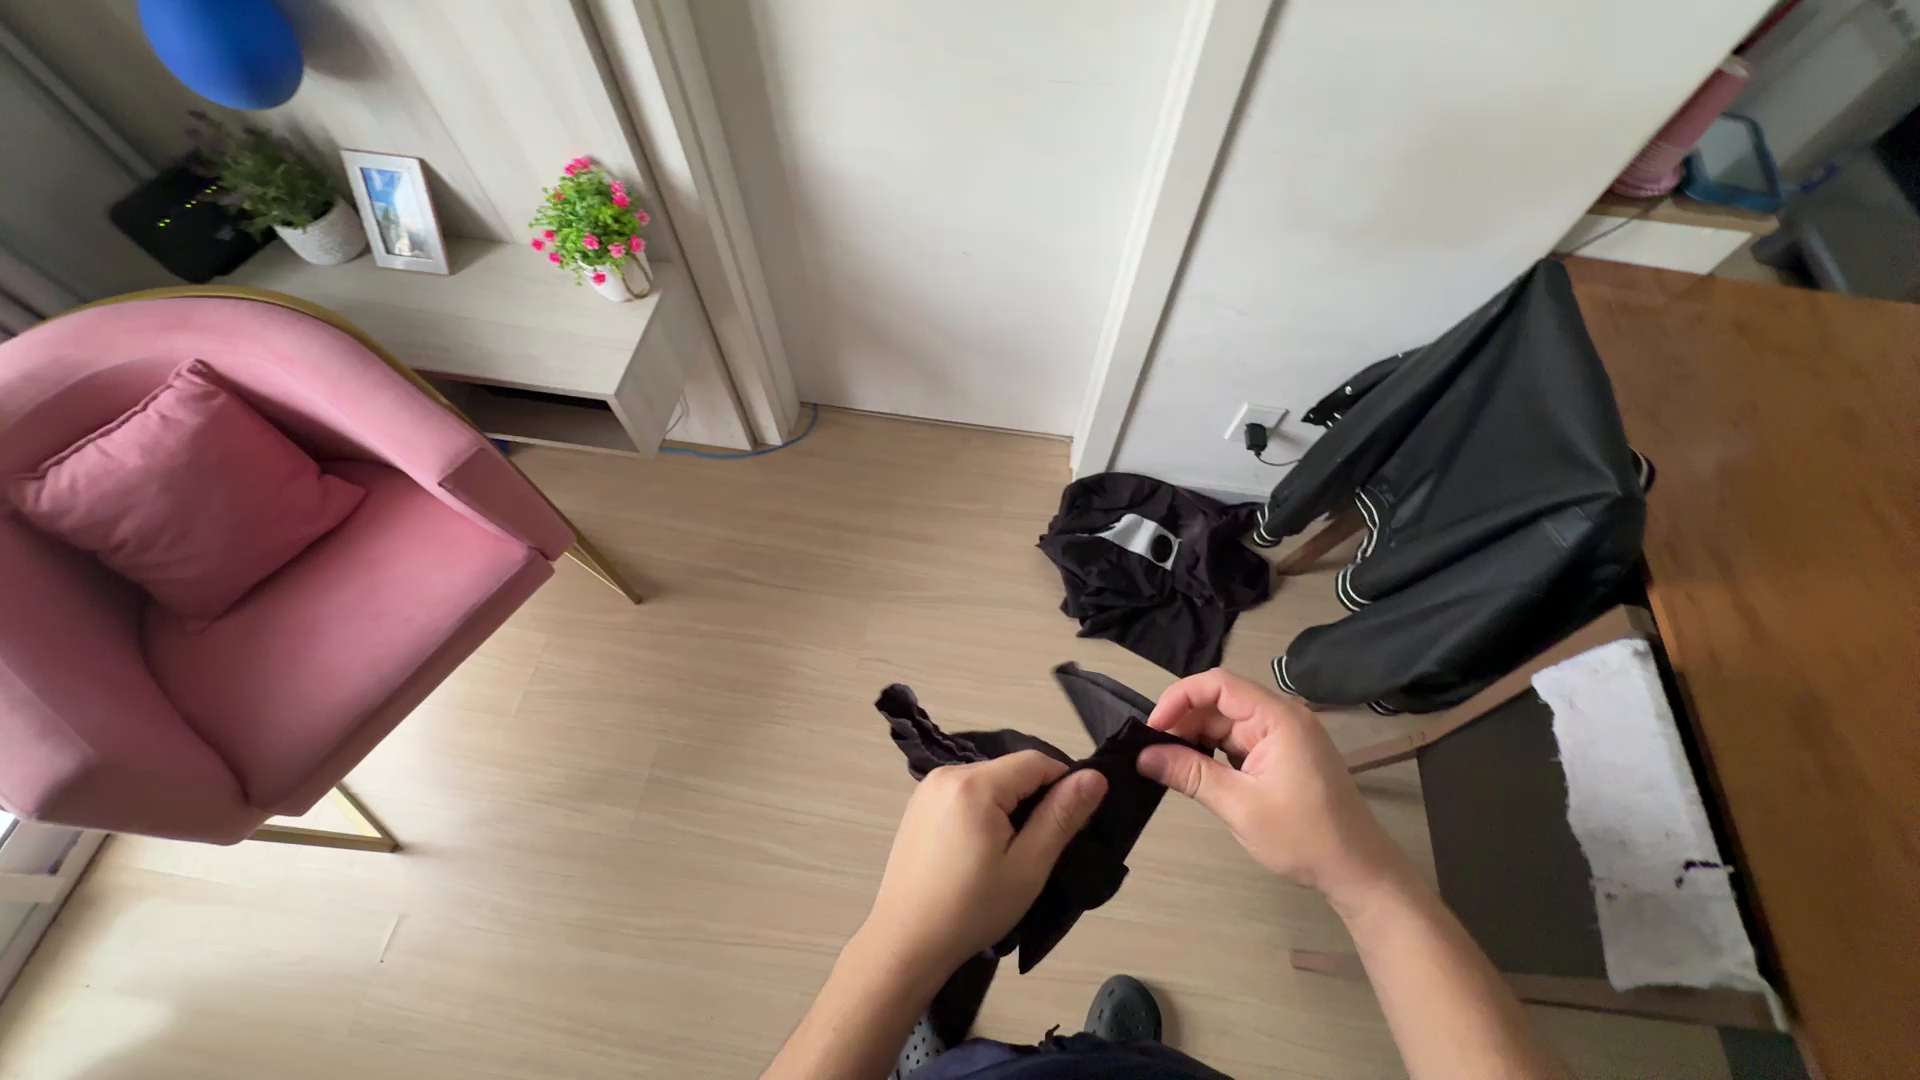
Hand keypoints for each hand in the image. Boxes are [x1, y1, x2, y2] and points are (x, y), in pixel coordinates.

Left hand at [860, 751, 1107, 976]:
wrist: (905, 942)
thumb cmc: (972, 908)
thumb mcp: (1028, 866)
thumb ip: (1062, 816)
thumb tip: (1095, 776)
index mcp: (975, 783)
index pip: (1036, 761)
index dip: (1063, 786)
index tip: (1071, 825)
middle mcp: (947, 773)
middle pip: (1010, 771)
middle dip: (1034, 800)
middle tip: (1041, 849)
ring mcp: (927, 788)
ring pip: (988, 782)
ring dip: (1008, 807)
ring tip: (1010, 854)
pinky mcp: (918, 806)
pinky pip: (965, 794)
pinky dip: (982, 813)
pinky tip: (980, 852)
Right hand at [1135, 669, 1411, 914]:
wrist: (1360, 871)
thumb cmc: (1305, 837)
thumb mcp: (1240, 806)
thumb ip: (1190, 774)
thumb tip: (1143, 756)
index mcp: (1278, 718)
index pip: (1217, 685)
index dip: (1179, 699)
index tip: (1152, 728)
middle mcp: (1281, 716)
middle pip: (1219, 701)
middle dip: (1183, 722)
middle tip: (1153, 752)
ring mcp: (1283, 735)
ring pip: (1225, 722)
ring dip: (1195, 738)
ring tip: (1169, 762)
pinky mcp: (1281, 753)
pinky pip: (1237, 739)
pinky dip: (1213, 751)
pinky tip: (1195, 769)